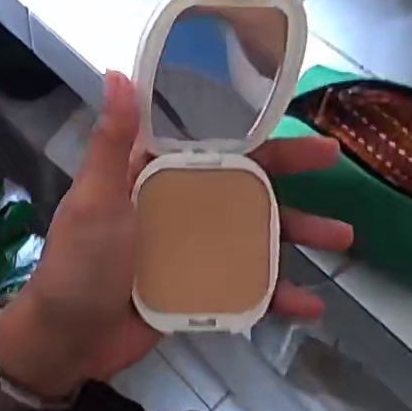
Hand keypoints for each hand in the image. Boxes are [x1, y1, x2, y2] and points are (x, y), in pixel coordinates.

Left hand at [0, 70, 354, 397]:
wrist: (69, 337)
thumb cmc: (80, 263)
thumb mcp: (96, 198)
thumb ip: (111, 142)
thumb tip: (116, 73)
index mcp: (151, 177)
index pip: (204, 141)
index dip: (244, 125)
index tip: (286, 112)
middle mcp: (176, 206)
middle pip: (239, 182)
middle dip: (286, 173)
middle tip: (334, 162)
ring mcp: (190, 249)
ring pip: (252, 233)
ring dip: (296, 233)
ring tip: (342, 237)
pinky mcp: (197, 288)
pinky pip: (246, 285)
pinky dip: (277, 294)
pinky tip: (310, 304)